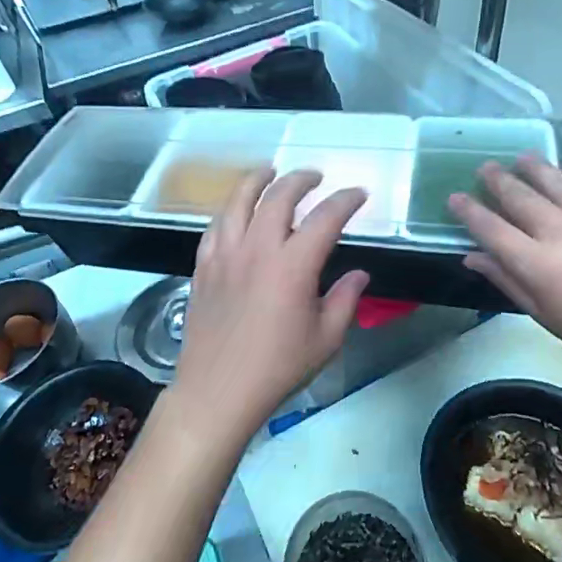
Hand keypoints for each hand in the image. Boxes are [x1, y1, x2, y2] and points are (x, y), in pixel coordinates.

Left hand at [169, 168, 369, 443]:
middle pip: (278, 196)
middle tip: (315, 177)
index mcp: (292, 265)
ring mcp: (224, 254)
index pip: (325, 217)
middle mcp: (256, 249)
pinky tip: (235, 211)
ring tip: (269, 172)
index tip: (358, 195)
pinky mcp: (203, 266)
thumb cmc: (277, 368)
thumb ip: (345, 301)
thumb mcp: (325, 339)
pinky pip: (215, 225)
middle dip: (301, 179)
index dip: (346, 201)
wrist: (218, 390)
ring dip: (257, 180)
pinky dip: (229, 210)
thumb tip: (359, 275)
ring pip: (238, 201)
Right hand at [449, 157, 561, 382]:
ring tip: (519, 159)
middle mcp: (561, 230)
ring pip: (554, 178)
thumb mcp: (545, 315)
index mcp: (537, 263)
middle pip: (517, 195)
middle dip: (495, 179)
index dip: (467, 210)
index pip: (490, 227)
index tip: (454, 198)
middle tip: (483, 168)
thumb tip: (473, 257)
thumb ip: (507, 281)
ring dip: (531, 166)